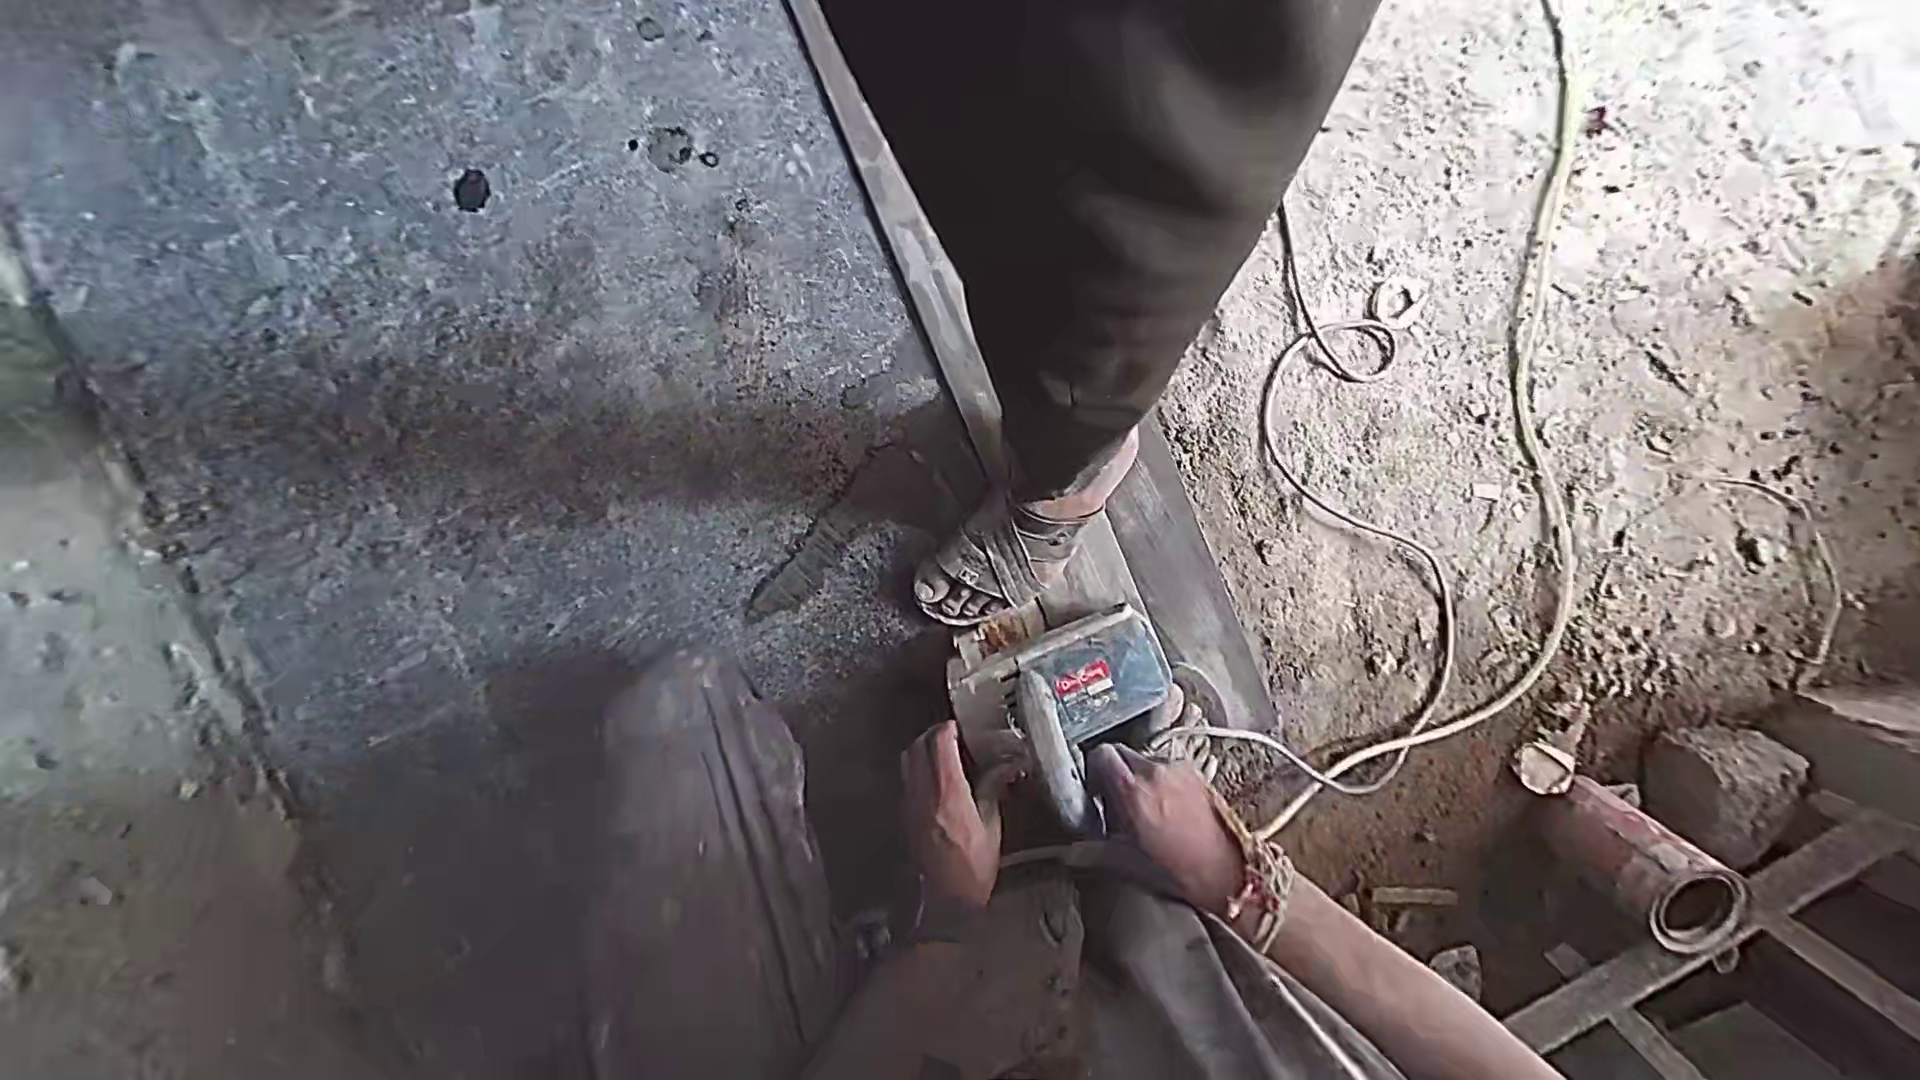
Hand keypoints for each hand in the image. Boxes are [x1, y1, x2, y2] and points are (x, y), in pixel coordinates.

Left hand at [900, 721, 1017, 916]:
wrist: (939, 908)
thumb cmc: (971, 872)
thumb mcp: (991, 829)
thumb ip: (993, 790)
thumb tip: (1009, 764)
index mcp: (947, 793)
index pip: (939, 743)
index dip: (948, 728)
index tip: (961, 727)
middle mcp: (922, 792)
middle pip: (918, 745)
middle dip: (933, 734)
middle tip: (953, 735)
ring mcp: (908, 803)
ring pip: (907, 759)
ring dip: (922, 748)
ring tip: (943, 753)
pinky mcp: (902, 815)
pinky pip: (906, 777)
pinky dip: (916, 766)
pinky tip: (934, 778)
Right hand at [1088, 743, 1244, 917]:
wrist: (1232, 875)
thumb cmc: (1183, 873)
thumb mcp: (1129, 862)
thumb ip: (1092, 850)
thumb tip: (1067, 853)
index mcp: (1134, 791)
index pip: (1100, 754)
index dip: (1092, 769)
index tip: (1094, 789)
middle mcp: (1155, 772)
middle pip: (1119, 752)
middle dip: (1113, 772)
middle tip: (1114, 800)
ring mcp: (1177, 769)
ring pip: (1141, 759)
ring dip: (1136, 776)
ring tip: (1144, 809)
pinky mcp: (1194, 773)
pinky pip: (1164, 767)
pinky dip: (1158, 780)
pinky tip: (1165, 808)